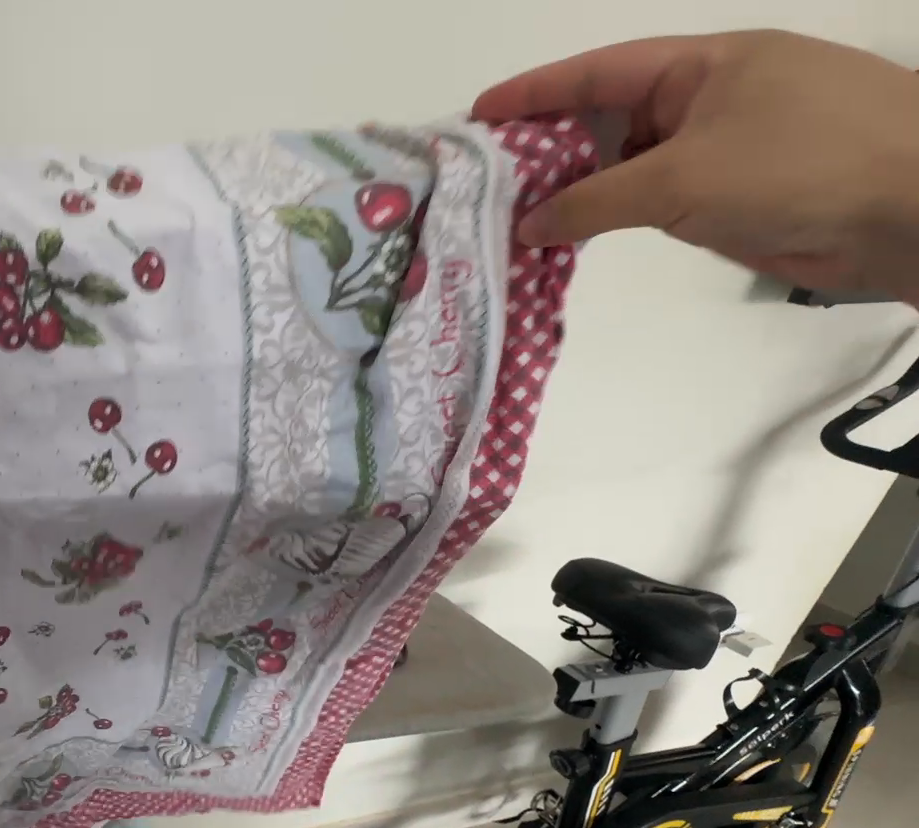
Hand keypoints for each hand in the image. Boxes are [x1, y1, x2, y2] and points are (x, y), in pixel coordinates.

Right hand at [474, 31, 918, 301]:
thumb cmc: (798, 168)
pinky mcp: (722, 192)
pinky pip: (640, 199)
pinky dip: (598, 216)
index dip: (533, 91)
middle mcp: (706, 99)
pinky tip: (560, 237)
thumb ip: (589, 204)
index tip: (476, 114)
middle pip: (603, 116)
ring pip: (618, 163)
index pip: (599, 71)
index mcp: (704, 66)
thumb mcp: (677, 181)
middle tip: (481, 176)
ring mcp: (716, 146)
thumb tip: (526, 227)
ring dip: (566, 189)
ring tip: (507, 214)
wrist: (914, 212)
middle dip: (541, 145)